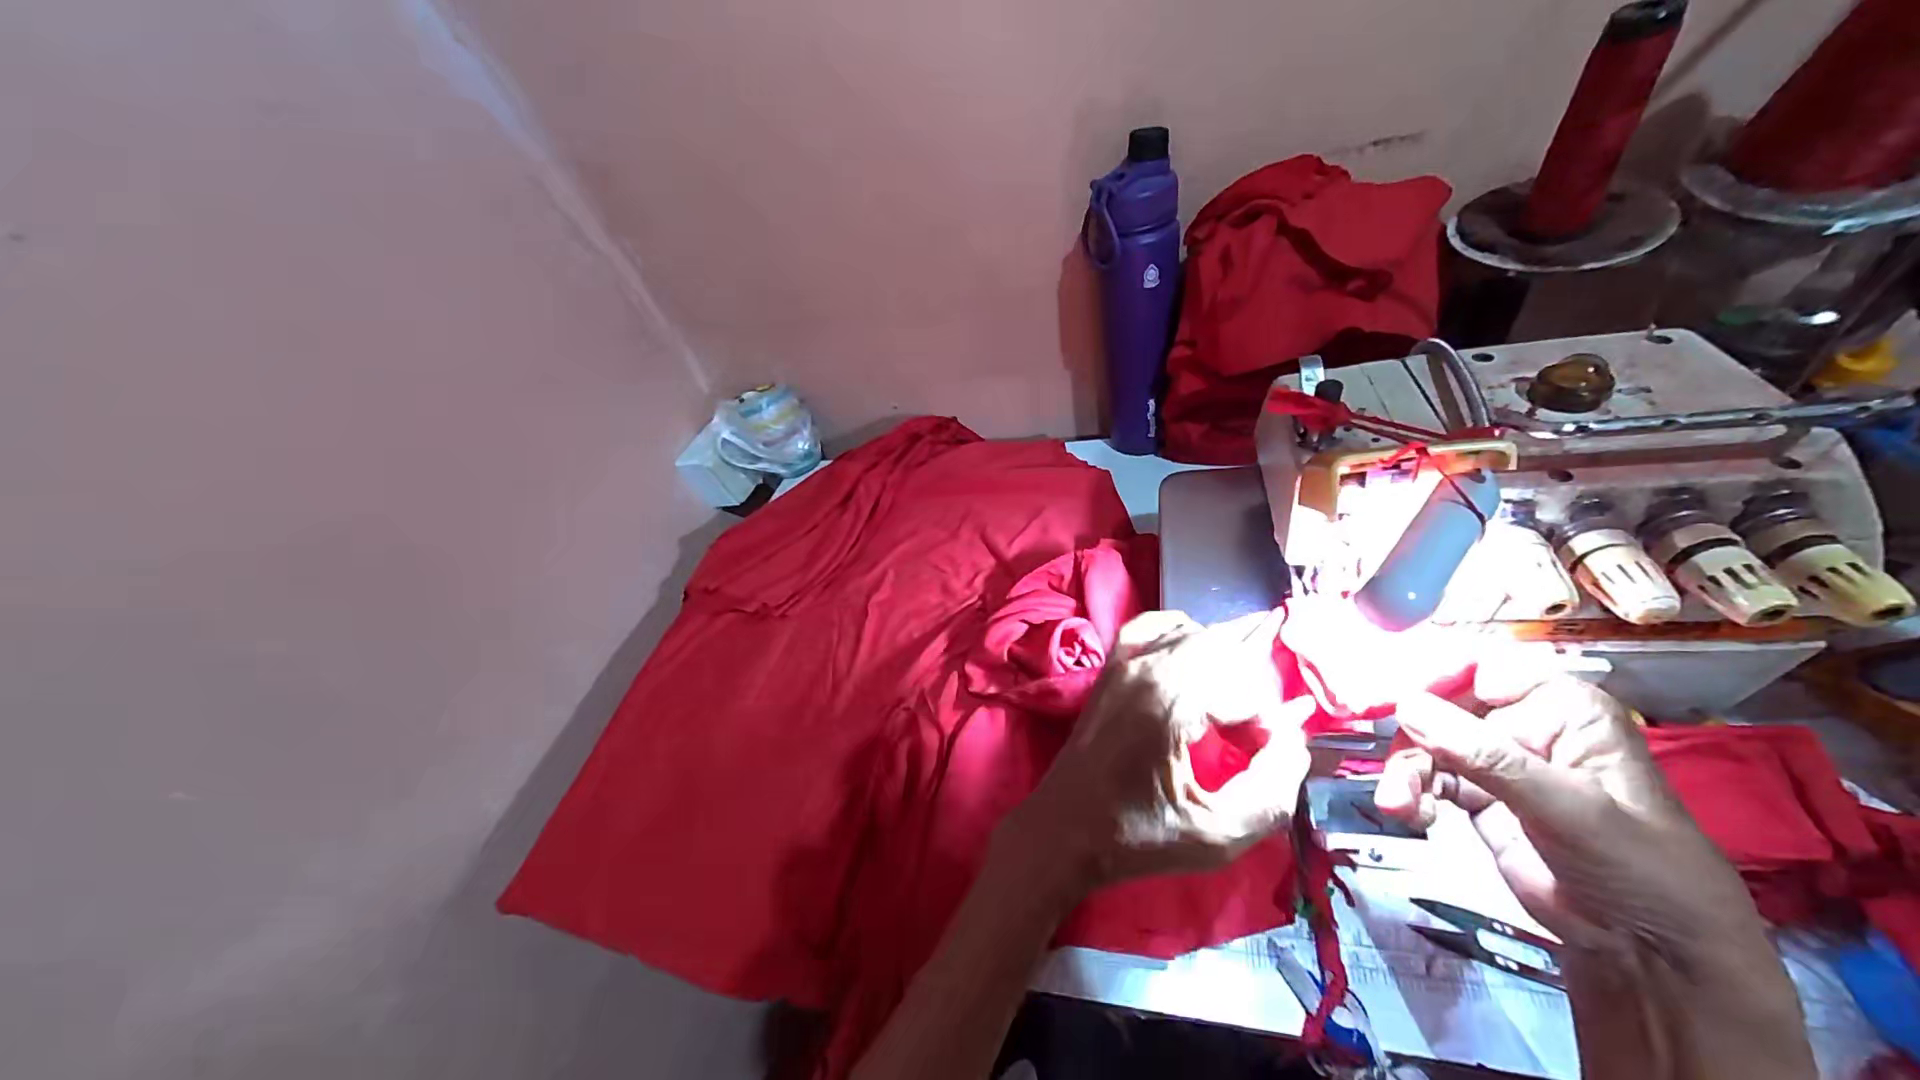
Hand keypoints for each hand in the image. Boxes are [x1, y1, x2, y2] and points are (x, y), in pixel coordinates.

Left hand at [1002, 610, 1314, 891]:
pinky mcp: (1111, 666)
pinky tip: (1198, 660)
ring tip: (1237, 706)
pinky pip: (1154, 627)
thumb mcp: (1217, 835)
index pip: (1248, 690)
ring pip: (1194, 634)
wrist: (1063, 829)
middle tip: (1258, 732)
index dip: (1271, 724)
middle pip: (1225, 648)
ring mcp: (1124, 661)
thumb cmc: (1136, 837)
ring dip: (1227, 660)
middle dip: (1254, 686)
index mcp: (1170, 702)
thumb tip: (1293, 745)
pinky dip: (1185, 634)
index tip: (1267, 757)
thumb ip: (1272, 792)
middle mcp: (1147, 667)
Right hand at [1374, 649, 1762, 951]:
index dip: (1432, 680)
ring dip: (1404, 771)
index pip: (1480, 668)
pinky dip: (1409, 791)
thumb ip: (1486, 755)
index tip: (1394, 703)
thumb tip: (1407, 706)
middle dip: (1410, 738)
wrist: (1652, 950)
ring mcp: (1496, 760)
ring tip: (1398, 805)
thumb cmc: (1640, 867)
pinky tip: (1413, 814)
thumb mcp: (1566, 806)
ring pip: (1425, 743)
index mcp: (1561, 706)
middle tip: (1390, 766)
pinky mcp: (1475, 794)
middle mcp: (1524, 723)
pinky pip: (1425, 776)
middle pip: (1440, 706)